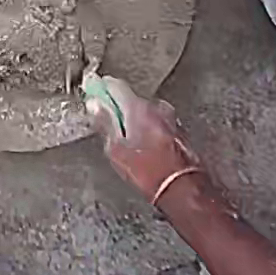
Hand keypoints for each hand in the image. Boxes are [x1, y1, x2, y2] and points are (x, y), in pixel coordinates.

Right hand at [86, 76, 201, 201]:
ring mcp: (170, 118)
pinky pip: (156, 122)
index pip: (116, 85)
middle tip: (107, 125)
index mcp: (138, 107)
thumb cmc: (149, 172)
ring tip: (126, 142)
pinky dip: (147, 129)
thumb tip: (95, 105)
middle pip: (130, 99)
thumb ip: (104, 123)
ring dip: (134, 120)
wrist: (182, 189)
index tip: (93, 95)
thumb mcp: (116, 149)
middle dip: (118, 108)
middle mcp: (157, 107)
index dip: (101, 89)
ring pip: (144, 111)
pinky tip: (142, 147)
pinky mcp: (179, 131)